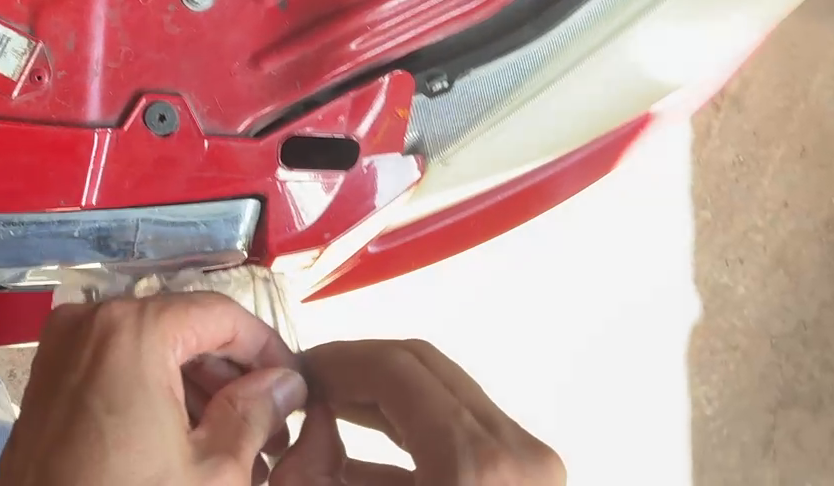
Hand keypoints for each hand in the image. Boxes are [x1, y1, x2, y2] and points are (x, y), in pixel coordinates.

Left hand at [0, 292, 305, 485]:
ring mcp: (65, 340)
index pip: (218, 312)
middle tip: (270, 423)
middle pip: (180, 324)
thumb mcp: (211, 472)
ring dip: (192, 380)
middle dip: (228, 370)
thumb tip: (286, 381)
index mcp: (133, 328)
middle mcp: (93, 317)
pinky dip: (151, 383)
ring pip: (147, 341)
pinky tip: (182, 432)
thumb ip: (254, 414)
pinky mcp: (49, 367)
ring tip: (233, 437)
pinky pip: (114, 358)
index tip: (296, 386)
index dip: (265, 345)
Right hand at [272, 340, 564, 484]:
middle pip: (417, 364)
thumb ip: (311, 458)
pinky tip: (368, 453)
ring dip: (379, 393)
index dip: (331, 360)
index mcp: (475, 461)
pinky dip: (411, 426)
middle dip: (352, 367)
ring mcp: (537, 469)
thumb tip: (314, 413)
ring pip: (441, 390)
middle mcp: (520, 453)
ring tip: (331, 413)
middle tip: (310, 387)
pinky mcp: (536, 484)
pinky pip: (464, 427)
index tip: (296, 376)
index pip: (389, 365)